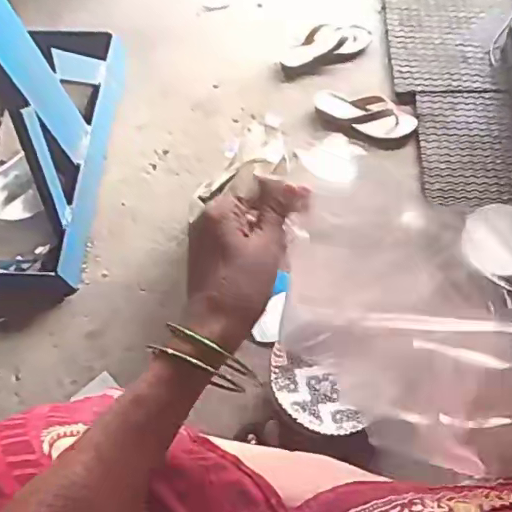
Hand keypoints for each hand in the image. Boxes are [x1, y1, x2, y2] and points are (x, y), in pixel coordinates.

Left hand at [184, 174, 309, 346]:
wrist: (214, 327)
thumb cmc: (243, 286)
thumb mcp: (267, 246)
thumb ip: (277, 211)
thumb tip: (292, 184)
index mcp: (219, 210)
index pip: (255, 186)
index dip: (283, 192)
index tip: (307, 204)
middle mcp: (206, 217)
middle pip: (248, 203)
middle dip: (275, 211)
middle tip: (301, 224)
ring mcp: (204, 236)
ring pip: (243, 221)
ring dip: (266, 228)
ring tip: (289, 242)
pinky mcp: (208, 253)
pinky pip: (235, 236)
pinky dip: (254, 241)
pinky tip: (271, 255)